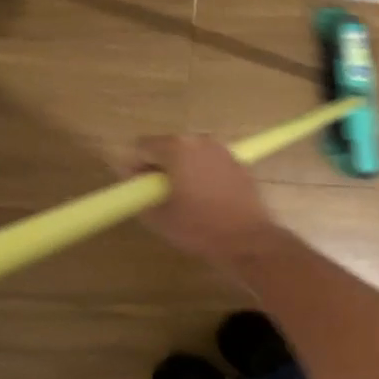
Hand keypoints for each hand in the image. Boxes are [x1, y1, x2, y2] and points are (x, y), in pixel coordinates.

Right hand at [127, 134, 281, 266]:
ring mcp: (223, 149)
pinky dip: (202, 173)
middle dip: (160, 166)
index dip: (136, 167)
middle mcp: (201, 140)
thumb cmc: (199, 227)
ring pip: (191, 154)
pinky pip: (210, 162)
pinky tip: (206, 199)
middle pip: (168, 147)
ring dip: (182, 169)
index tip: (139, 190)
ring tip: (184, 199)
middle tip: (160, 196)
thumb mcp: (157, 215)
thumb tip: (131, 177)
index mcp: (177, 147)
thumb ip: (137, 192)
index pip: (142, 146)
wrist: (247, 239)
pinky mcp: (239, 163)